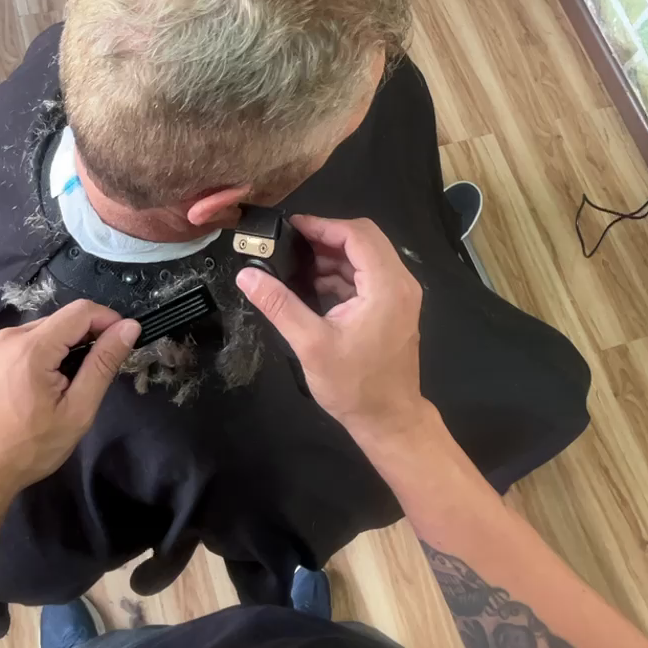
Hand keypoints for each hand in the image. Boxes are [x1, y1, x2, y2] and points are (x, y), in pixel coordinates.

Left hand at [0, 300, 139, 504]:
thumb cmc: (27, 449)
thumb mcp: (76, 411)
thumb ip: (103, 364)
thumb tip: (129, 327)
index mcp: (31, 347)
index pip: (81, 311)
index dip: (109, 319)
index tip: (123, 341)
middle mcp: (7, 337)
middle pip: (60, 320)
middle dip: (85, 337)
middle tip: (95, 373)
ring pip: (41, 331)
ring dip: (62, 346)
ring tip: (66, 385)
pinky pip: (21, 343)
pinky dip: (40, 354)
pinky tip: (38, 386)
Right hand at [236, 216, 433, 442]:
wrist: (389, 421)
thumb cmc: (354, 386)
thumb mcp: (311, 344)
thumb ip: (279, 304)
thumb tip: (247, 275)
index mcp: (387, 285)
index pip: (357, 235)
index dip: (323, 226)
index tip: (291, 228)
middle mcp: (400, 283)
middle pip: (364, 240)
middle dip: (326, 238)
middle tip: (291, 243)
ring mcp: (400, 295)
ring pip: (365, 257)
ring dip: (332, 257)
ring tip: (296, 265)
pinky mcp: (393, 308)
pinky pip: (367, 276)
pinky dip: (341, 274)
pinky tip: (312, 287)